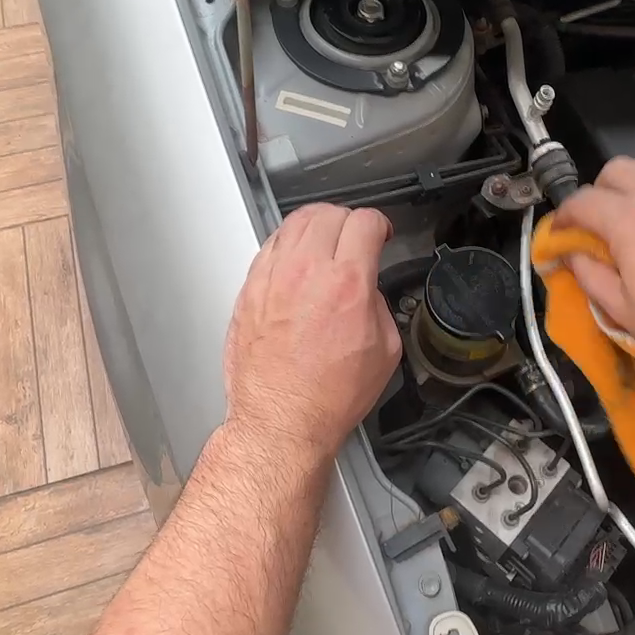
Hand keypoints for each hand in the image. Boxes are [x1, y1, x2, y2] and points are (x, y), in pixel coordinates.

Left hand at [222, 205, 402, 465]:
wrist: (282, 421)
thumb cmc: (328, 396)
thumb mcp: (385, 351)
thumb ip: (380, 307)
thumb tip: (369, 292)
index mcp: (347, 284)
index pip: (365, 222)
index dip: (380, 224)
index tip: (380, 234)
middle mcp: (307, 273)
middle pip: (328, 213)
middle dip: (349, 220)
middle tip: (355, 236)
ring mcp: (273, 278)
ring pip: (294, 222)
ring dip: (317, 224)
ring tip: (326, 238)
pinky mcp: (250, 290)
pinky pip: (269, 246)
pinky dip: (288, 243)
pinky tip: (296, 258)